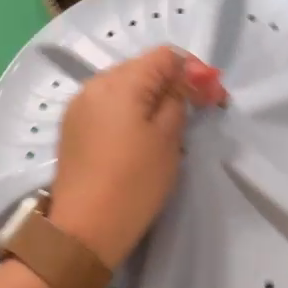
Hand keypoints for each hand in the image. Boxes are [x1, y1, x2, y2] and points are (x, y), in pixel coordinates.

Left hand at [48, 47, 225, 267]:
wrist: (82, 231)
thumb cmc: (134, 183)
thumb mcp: (169, 138)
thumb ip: (178, 98)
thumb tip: (184, 80)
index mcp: (120, 81)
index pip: (166, 56)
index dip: (195, 71)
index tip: (214, 98)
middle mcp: (95, 84)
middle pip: (144, 67)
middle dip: (175, 82)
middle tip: (201, 109)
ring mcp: (79, 105)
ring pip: (126, 86)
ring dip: (152, 97)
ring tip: (172, 125)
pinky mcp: (72, 127)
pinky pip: (109, 105)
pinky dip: (130, 110)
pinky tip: (141, 135)